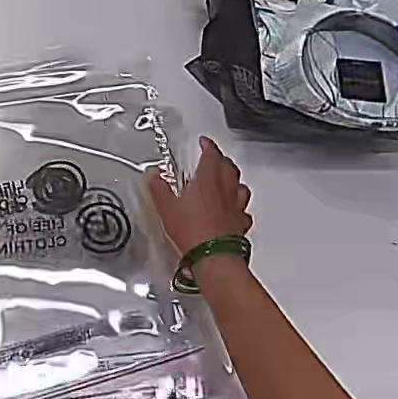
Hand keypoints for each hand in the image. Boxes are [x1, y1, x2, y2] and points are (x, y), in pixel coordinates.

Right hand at [145, 136, 252, 254]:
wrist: (213, 256)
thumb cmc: (192, 230)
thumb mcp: (167, 207)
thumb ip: (159, 189)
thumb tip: (153, 176)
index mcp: (207, 180)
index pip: (211, 154)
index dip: (208, 145)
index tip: (204, 142)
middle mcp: (225, 189)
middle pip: (228, 167)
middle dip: (221, 159)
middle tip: (214, 157)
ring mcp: (236, 206)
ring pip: (240, 186)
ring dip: (234, 179)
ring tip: (227, 179)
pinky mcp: (240, 223)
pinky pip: (244, 210)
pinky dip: (240, 206)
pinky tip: (235, 210)